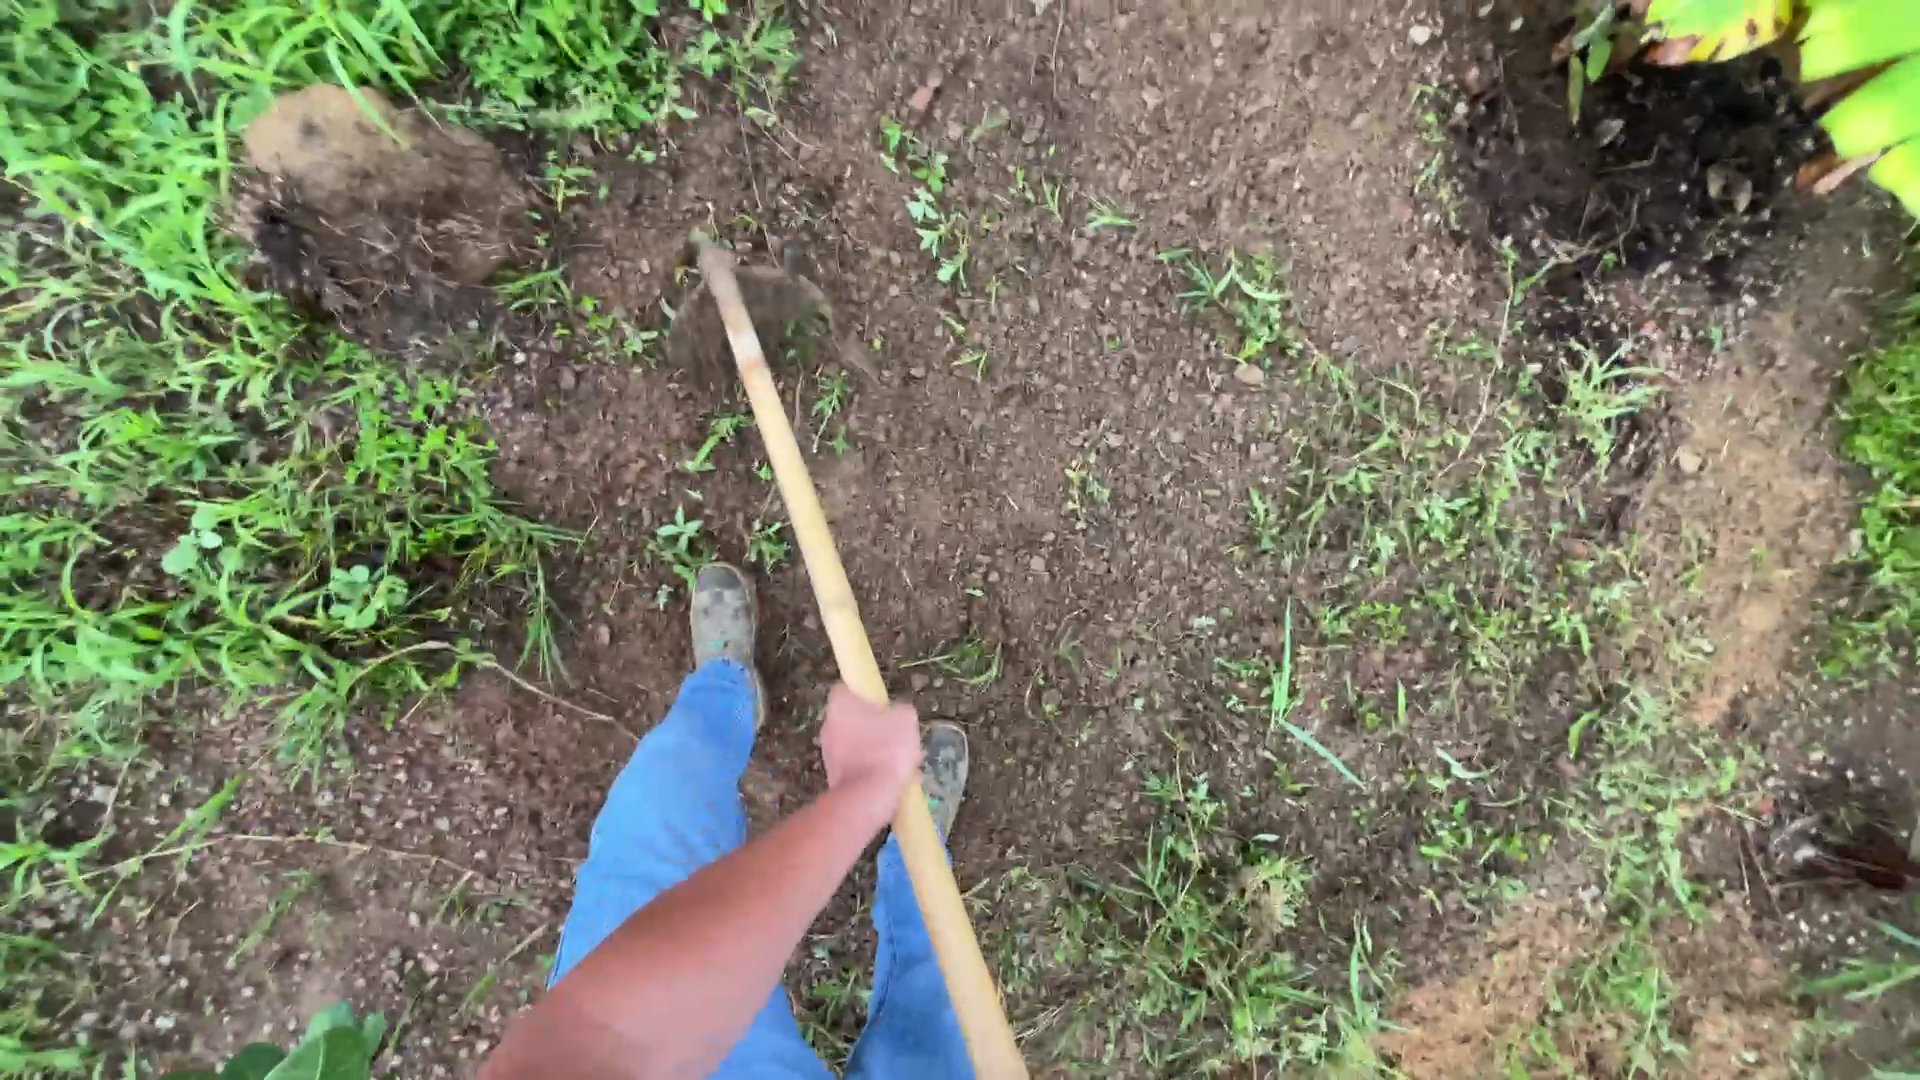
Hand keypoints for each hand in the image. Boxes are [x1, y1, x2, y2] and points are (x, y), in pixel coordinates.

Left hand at [818, 683, 920, 825]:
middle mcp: (828, 725)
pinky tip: (896, 781)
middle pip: (856, 719)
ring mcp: (829, 753)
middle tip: (899, 736)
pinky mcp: (835, 777)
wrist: (867, 798)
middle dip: (878, 727)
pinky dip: (875, 772)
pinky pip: (860, 767)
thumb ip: (901, 711)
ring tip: (904, 764)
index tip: (884, 704)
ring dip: (880, 752)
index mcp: (840, 704)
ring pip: (860, 745)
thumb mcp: (906, 720)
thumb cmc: (885, 750)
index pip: (847, 687)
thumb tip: (898, 714)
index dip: (867, 693)